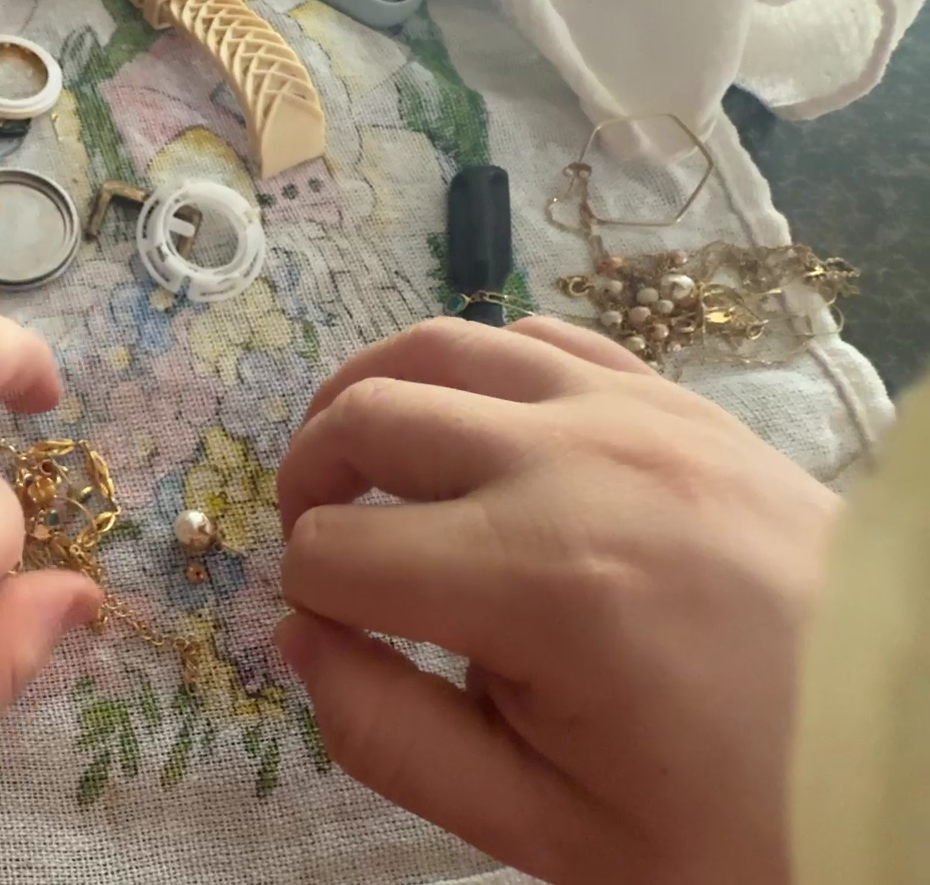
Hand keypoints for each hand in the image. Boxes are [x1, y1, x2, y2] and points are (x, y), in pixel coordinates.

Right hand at [274, 317, 839, 884]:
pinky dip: (460, 372)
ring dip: (357, 401)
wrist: (927, 770)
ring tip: (353, 458)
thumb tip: (298, 632)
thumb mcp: (540, 827)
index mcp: (545, 585)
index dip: (308, 597)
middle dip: (303, 482)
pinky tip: (458, 427)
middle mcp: (577, 467)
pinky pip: (527, 338)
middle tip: (316, 537)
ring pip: (429, 349)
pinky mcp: (666, 397)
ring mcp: (629, 413)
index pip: (334, 555)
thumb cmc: (737, 817)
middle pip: (360, 422)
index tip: (341, 634)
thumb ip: (381, 733)